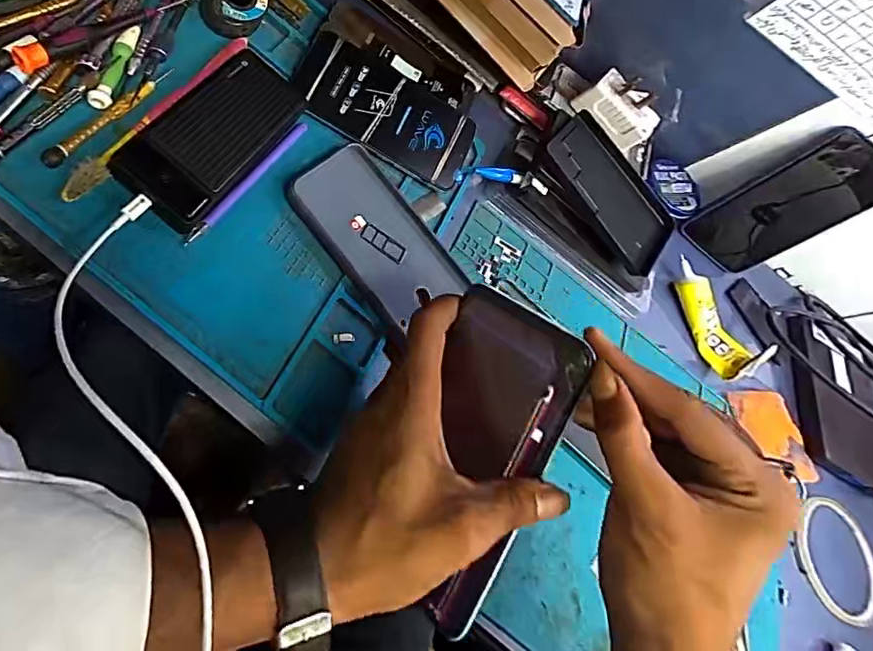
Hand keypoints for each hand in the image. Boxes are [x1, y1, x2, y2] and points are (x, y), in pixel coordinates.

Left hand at [311, 296, 570, 621]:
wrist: (316, 565)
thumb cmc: (386, 538)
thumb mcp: (460, 528)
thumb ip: (511, 505)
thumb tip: (556, 494)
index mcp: (411, 403)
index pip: (425, 330)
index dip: (447, 308)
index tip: (474, 307)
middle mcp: (387, 399)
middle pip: (418, 348)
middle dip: (454, 341)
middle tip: (495, 356)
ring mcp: (370, 418)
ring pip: (407, 375)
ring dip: (439, 371)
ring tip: (482, 391)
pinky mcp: (364, 439)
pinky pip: (398, 400)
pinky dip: (425, 397)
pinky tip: (450, 431)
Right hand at [582, 328, 798, 650]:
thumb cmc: (665, 588)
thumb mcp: (644, 504)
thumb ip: (623, 434)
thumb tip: (602, 372)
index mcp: (759, 485)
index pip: (689, 413)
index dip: (637, 373)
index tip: (596, 338)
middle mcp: (751, 478)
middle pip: (681, 416)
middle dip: (632, 391)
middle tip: (588, 360)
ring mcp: (723, 485)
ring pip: (669, 427)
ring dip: (627, 408)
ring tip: (587, 386)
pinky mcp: (696, 491)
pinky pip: (661, 446)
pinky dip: (629, 431)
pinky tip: (601, 414)